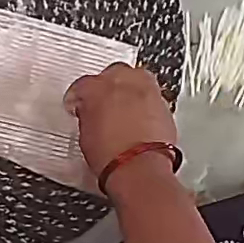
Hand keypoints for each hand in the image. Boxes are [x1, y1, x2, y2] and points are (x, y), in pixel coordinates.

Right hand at [64, 64, 177, 187]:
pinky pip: (151, 96)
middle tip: (103, 103)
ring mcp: (146, 90)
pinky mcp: (164, 103)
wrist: (139, 169)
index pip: (82, 85)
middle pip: (113, 73)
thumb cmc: (111, 156)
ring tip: (123, 107)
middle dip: (108, 86)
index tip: (79, 105)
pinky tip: (139, 117)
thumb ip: (87, 115)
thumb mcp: (85, 135)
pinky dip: (144, 103)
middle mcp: (123, 82)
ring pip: (136, 79)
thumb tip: (90, 114)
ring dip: (129, 90)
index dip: (79, 97)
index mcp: (96, 88)